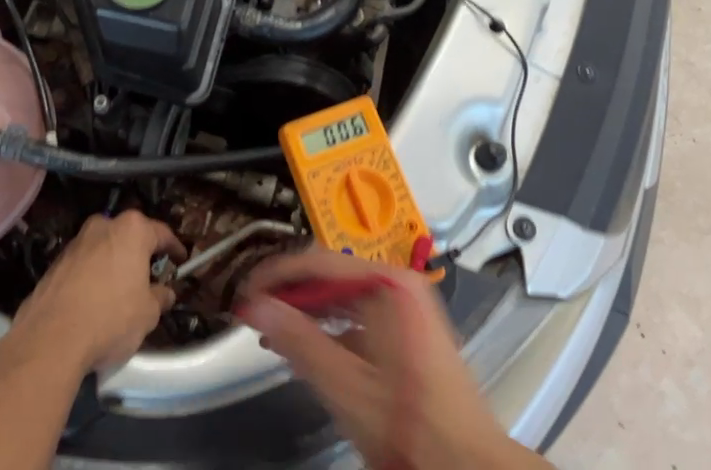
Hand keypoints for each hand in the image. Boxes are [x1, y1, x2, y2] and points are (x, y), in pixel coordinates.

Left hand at [7, 210, 185, 375]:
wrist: (50, 340)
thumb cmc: (110, 318)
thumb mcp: (148, 313)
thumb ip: (160, 297)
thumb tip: (165, 293)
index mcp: (131, 230)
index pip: (161, 233)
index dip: (174, 248)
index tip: (181, 261)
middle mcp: (102, 227)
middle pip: (129, 236)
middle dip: (140, 253)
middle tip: (150, 275)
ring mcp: (75, 243)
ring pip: (104, 249)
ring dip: (114, 264)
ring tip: (122, 291)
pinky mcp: (55, 264)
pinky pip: (84, 265)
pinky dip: (93, 276)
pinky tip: (96, 300)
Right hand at [237, 249, 546, 469]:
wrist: (467, 463)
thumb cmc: (410, 423)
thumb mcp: (344, 384)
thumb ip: (296, 341)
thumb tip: (255, 307)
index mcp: (388, 284)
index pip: (317, 260)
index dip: (275, 276)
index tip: (244, 294)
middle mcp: (399, 284)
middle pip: (331, 274)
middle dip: (289, 293)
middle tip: (253, 312)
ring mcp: (406, 307)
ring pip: (343, 295)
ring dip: (306, 311)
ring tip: (272, 330)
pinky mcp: (407, 331)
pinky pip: (358, 314)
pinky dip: (329, 327)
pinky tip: (306, 348)